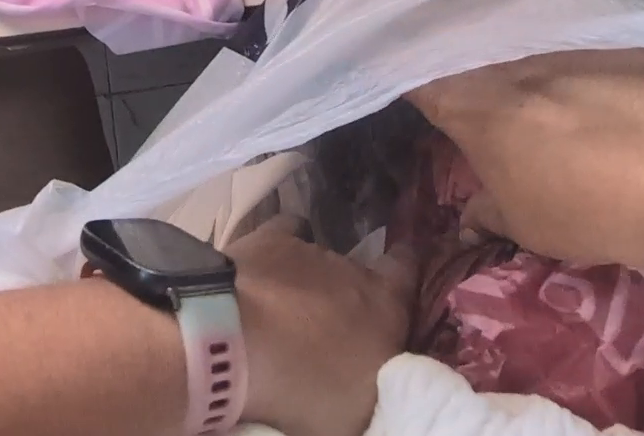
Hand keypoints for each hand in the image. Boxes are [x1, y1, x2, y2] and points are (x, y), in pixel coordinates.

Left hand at [228, 217, 415, 435]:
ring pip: (321, 263)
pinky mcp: (270, 238)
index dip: (404, 275)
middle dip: (349, 299)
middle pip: (359, 277)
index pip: (407, 274)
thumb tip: (377, 376)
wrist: (236, 343)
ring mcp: (310, 249)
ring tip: (287, 313)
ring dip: (312, 284)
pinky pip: (288, 232)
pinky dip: (284, 250)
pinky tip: (270, 267)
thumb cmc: (302, 389)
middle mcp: (352, 270)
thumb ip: (375, 382)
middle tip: (328, 331)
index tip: (399, 279)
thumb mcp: (357, 411)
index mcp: (384, 310)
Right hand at [404, 49, 643, 267]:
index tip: (404, 95)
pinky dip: (575, 81)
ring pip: (523, 60)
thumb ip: (489, 212)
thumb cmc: (587, 205)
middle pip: (470, 64)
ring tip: (540, 115)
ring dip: (523, 83)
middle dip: (466, 83)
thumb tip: (471, 216)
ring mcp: (562, 50)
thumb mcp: (527, 227)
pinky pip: (576, 60)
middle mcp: (506, 65)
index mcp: (469, 104)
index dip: (407, 84)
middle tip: (472, 111)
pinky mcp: (613, 46)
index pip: (418, 82)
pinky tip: (598, 110)